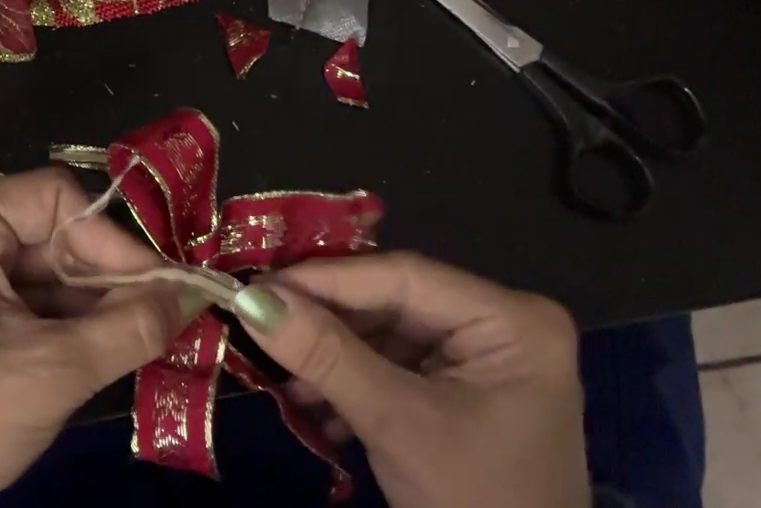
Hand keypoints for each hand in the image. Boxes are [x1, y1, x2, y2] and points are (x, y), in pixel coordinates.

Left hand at [0, 168, 201, 507]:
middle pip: (47, 231)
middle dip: (104, 274)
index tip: (158, 287)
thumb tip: (192, 295)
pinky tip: (106, 343)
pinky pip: (19, 295)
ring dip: (89, 300)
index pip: (53, 199)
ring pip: (38, 266)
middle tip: (162, 315)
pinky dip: (61, 318)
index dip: (110, 239)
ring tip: (144, 333)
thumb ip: (130, 326)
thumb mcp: (52, 371)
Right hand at [242, 252, 588, 507]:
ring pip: (382, 330)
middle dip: (324, 323)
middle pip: (389, 301)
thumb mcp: (396, 423)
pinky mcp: (461, 386)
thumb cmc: (476, 501)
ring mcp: (482, 356)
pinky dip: (350, 379)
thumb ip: (324, 354)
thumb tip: (249, 297)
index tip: (257, 287)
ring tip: (286, 383)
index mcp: (511, 320)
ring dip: (330, 356)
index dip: (324, 277)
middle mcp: (500, 323)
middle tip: (260, 324)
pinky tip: (313, 405)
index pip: (401, 275)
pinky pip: (392, 360)